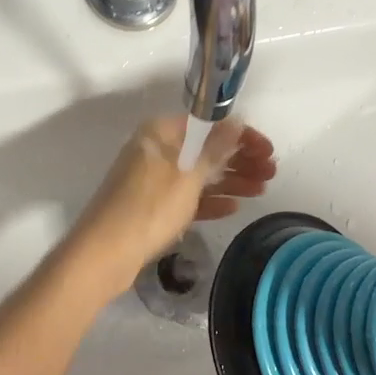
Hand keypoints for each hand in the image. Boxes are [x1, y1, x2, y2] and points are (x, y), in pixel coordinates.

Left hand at [65, 116, 274, 295]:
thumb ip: (214, 148)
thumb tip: (235, 121)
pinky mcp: (150, 206)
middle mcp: (155, 149)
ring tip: (261, 190)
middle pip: (204, 149)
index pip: (207, 125)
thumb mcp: (188, 175)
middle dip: (238, 159)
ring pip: (198, 174)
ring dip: (230, 180)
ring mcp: (151, 179)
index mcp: (160, 133)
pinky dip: (209, 200)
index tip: (267, 151)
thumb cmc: (149, 207)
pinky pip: (186, 197)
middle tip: (270, 173)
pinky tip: (233, 207)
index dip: (240, 135)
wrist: (104, 252)